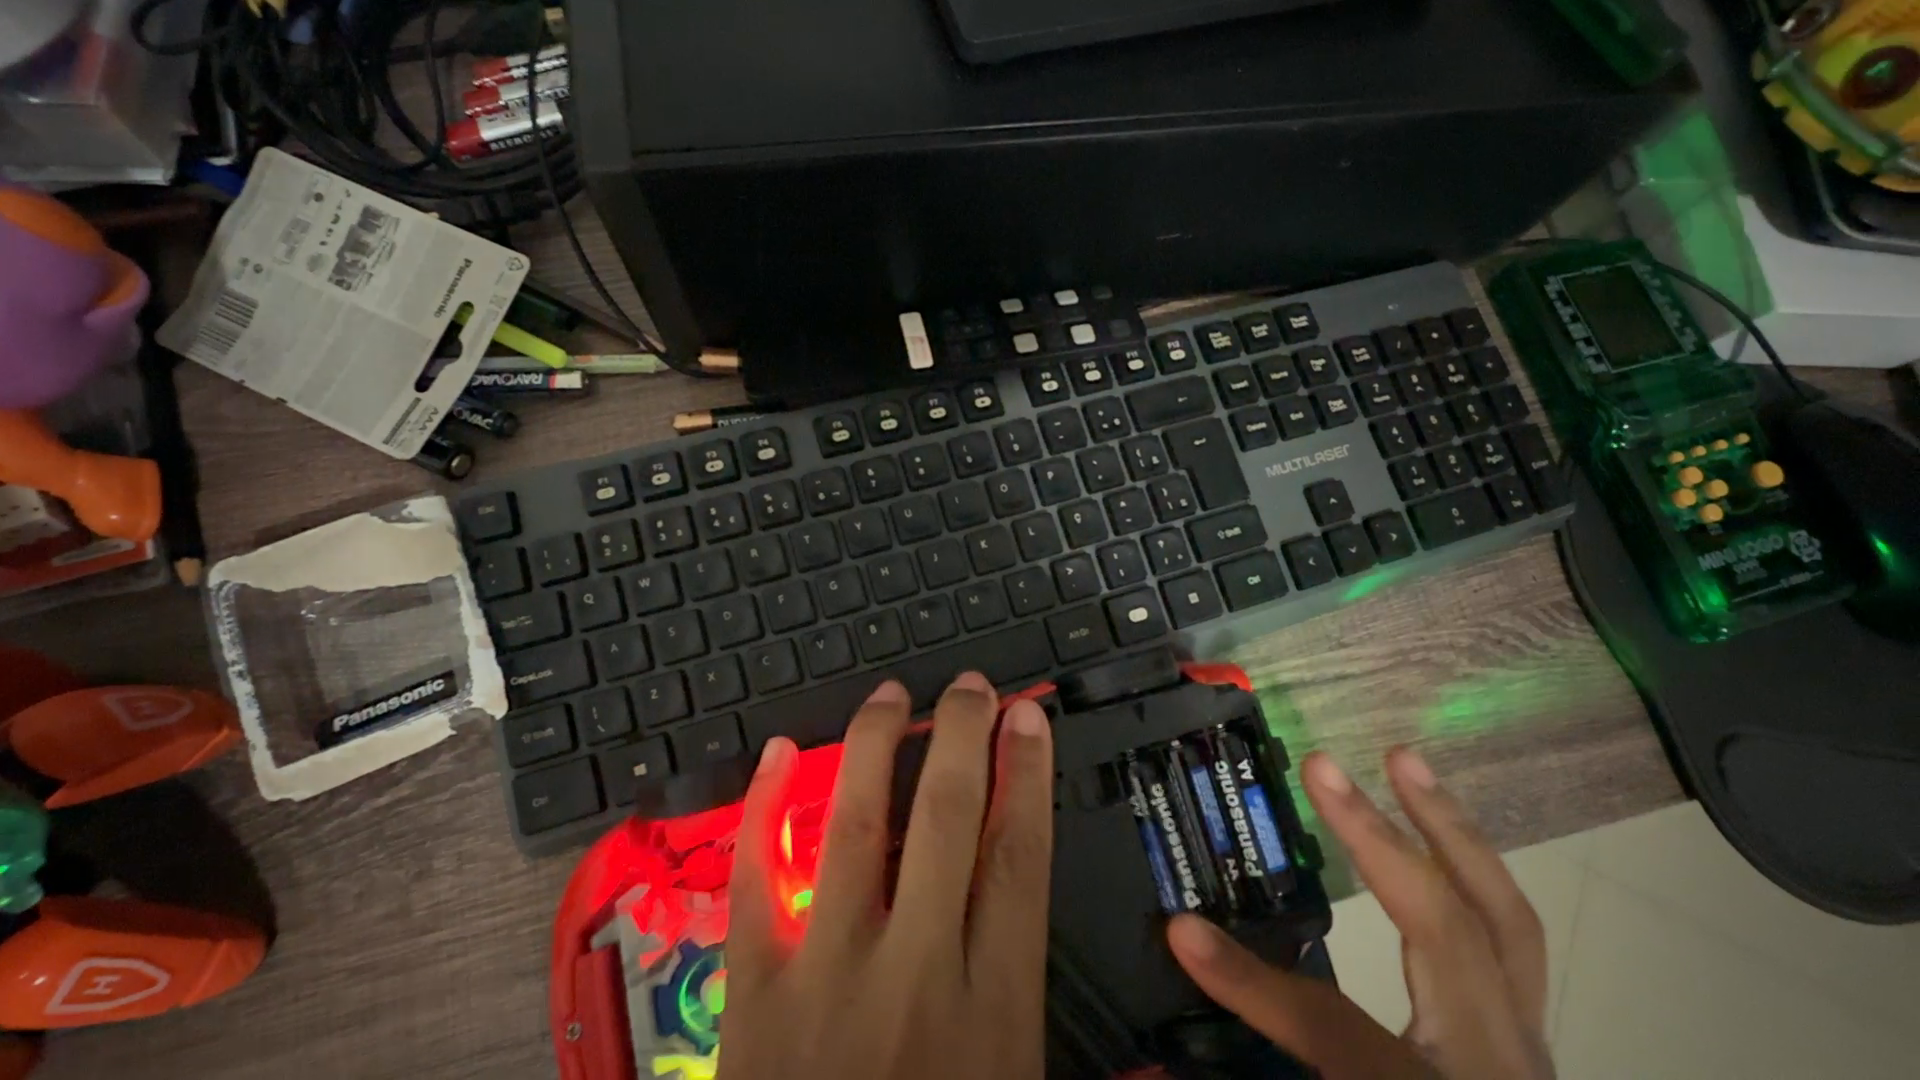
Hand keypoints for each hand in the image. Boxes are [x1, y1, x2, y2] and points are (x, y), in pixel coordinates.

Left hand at [717, 673, 1054, 1079]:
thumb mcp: (1010, 1074)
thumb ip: (1021, 987)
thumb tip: (1027, 887)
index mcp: (991, 1002)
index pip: (1017, 856)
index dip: (1026, 774)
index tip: (1026, 719)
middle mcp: (914, 970)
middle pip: (946, 820)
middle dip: (962, 737)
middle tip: (968, 688)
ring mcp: (827, 971)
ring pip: (858, 826)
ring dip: (878, 746)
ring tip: (893, 697)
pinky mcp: (755, 988)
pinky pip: (758, 878)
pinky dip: (767, 808)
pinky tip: (784, 751)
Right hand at [1166, 748, 1553, 1079]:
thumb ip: (1276, 1053)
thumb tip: (1172, 1027)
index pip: (1339, 1034)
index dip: (1253, 983)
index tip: (1183, 932)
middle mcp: (1497, 1063)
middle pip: (1456, 932)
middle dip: (1385, 841)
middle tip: (1331, 767)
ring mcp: (1523, 1047)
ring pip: (1506, 918)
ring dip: (1451, 831)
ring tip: (1407, 763)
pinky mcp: (1523, 1036)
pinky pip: (1508, 936)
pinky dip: (1472, 872)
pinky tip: (1438, 839)